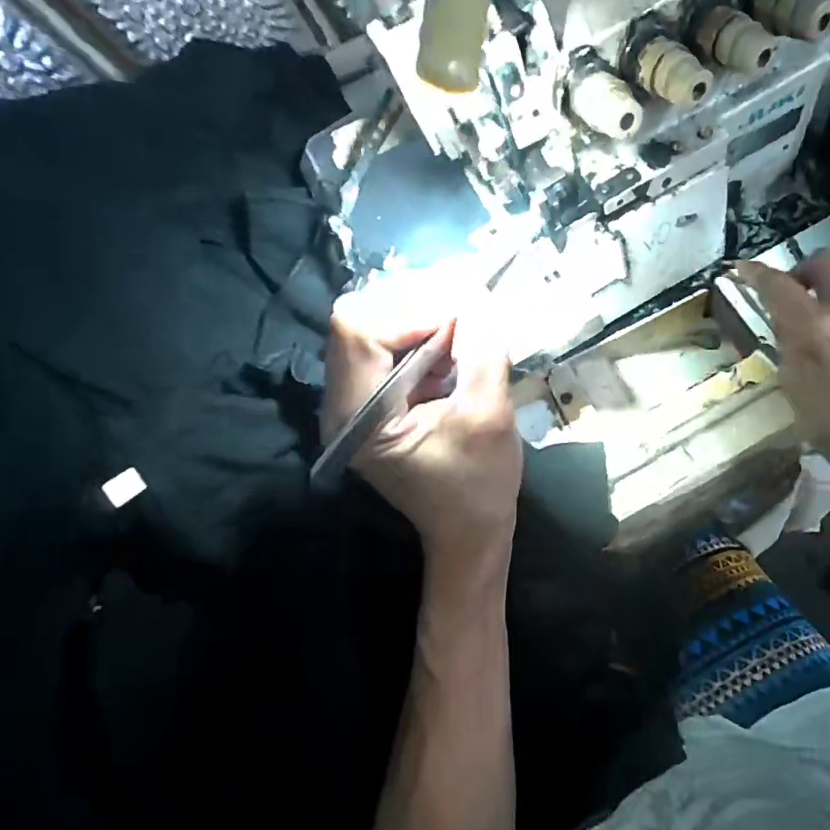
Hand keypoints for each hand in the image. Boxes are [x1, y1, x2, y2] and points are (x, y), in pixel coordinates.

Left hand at [324, 277, 522, 570]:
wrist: (469, 531)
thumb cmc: (478, 484)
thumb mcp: (488, 415)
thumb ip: (481, 352)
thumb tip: (477, 297)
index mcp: (358, 416)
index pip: (359, 331)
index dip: (410, 313)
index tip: (460, 320)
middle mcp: (341, 403)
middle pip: (358, 319)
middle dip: (413, 306)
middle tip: (463, 310)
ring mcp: (353, 400)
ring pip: (370, 326)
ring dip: (417, 316)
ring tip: (462, 321)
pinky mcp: (372, 398)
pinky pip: (384, 344)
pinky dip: (418, 333)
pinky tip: (452, 340)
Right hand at [736, 250, 829, 508]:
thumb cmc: (829, 422)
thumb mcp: (791, 379)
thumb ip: (788, 337)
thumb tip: (782, 311)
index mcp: (815, 329)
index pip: (778, 284)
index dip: (757, 273)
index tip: (746, 270)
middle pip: (826, 261)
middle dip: (807, 272)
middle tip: (802, 293)